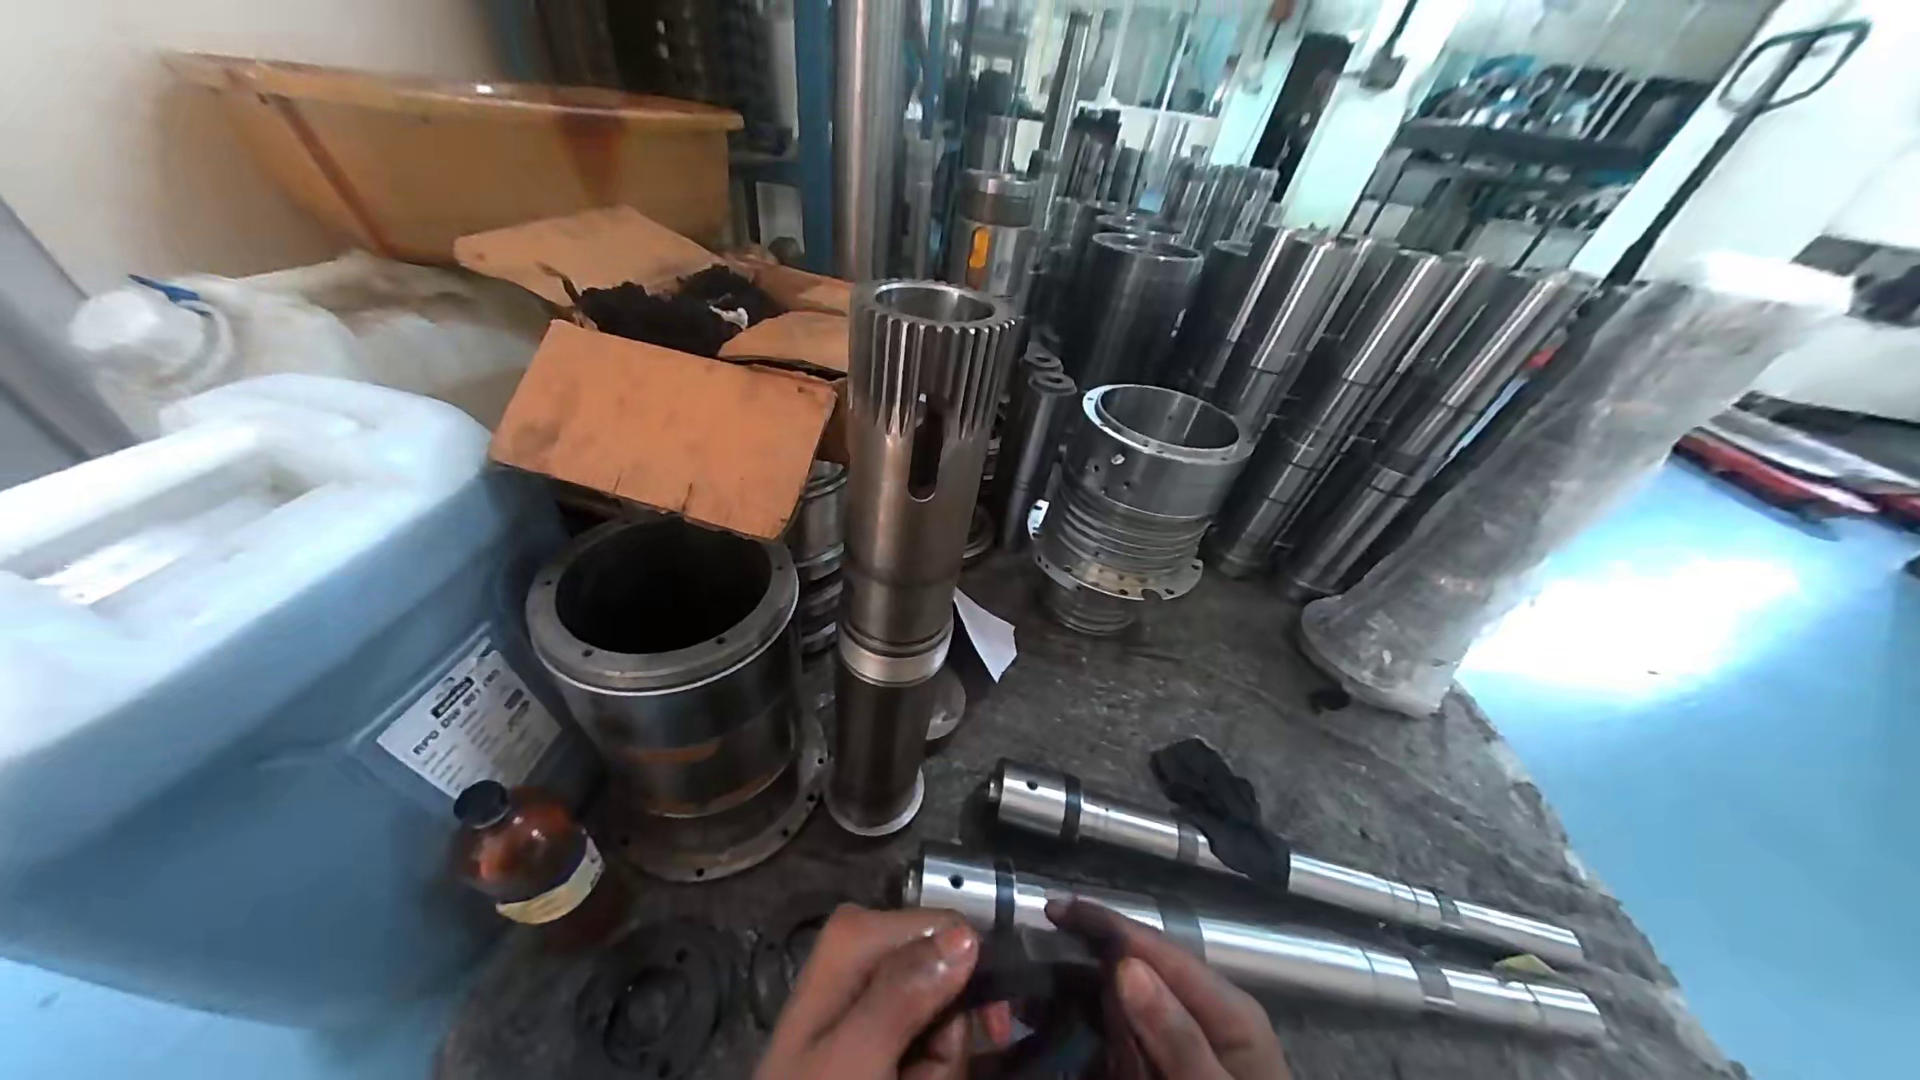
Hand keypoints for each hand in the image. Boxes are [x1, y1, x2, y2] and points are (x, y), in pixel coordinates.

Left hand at [754, 905, 1008, 1079]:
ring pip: (941, 1016)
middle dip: (946, 1037)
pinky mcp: (871, 1022)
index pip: (949, 929)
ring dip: (934, 1065)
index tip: (985, 1036)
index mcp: (856, 932)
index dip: (974, 984)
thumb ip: (905, 993)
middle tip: (916, 1078)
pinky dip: (922, 1072)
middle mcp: (863, 946)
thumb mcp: (854, 1058)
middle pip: (948, 975)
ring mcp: (867, 986)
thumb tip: (965, 934)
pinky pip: (923, 1038)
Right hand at [1048, 899, 1290, 1079]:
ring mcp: (1181, 1043)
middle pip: (1134, 968)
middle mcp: (1201, 1013)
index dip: (1102, 923)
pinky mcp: (1163, 1068)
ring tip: (1029, 993)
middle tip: (1027, 952)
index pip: (1156, 946)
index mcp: (1224, 1008)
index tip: (1052, 910)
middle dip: (1081, 957)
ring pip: (1121, 1002)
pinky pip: (1120, 1039)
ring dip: (1076, 995)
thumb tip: (1126, 966)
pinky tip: (1051, 1032)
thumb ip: (1179, 1038)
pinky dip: (1086, 1032)